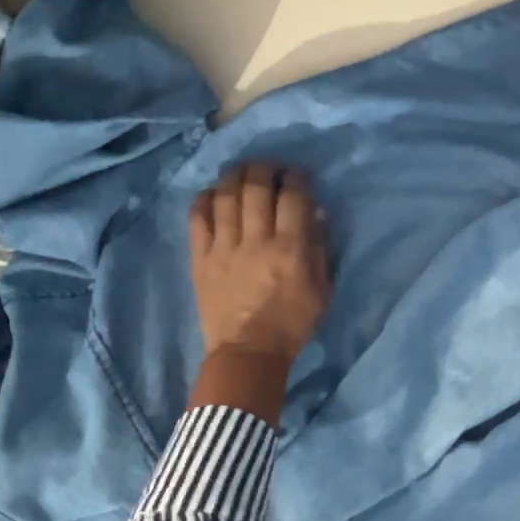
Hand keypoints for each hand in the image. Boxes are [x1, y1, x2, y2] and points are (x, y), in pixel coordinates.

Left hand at [188, 163, 329, 364]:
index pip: (293, 198)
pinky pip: (197, 218)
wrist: (248, 353)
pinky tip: (213, 193)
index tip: (299, 174)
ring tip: (242, 171)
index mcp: (290, 250)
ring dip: (235, 176)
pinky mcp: (200, 259)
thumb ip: (320, 247)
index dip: (296, 178)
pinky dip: (205, 199)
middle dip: (265, 169)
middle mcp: (256, 242)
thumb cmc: (292, 322)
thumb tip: (317, 211)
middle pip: (256, 188)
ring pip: (226, 196)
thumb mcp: (322, 288)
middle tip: (270, 167)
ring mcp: (224, 249)